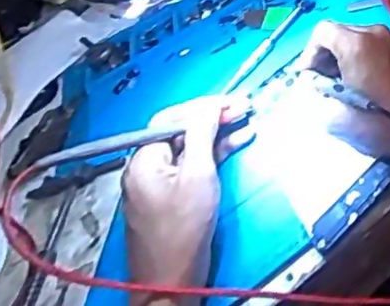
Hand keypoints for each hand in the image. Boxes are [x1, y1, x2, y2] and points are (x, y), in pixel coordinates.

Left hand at [122, 96, 251, 305]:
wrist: (170, 288)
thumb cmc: (183, 232)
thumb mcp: (198, 175)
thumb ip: (202, 134)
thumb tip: (208, 106)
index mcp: (144, 160)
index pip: (172, 117)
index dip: (202, 106)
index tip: (229, 102)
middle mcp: (147, 168)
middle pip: (181, 130)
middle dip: (212, 117)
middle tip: (241, 107)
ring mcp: (159, 183)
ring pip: (190, 146)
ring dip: (217, 133)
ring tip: (245, 120)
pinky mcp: (172, 198)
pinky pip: (192, 165)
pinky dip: (213, 154)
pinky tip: (236, 143)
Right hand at [293, 21, 389, 169]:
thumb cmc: (384, 123)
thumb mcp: (341, 116)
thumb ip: (321, 94)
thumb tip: (315, 85)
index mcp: (357, 44)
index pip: (322, 31)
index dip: (309, 52)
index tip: (308, 75)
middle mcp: (373, 32)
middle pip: (338, 31)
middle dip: (325, 54)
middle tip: (320, 81)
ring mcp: (389, 37)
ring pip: (354, 36)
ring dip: (341, 55)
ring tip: (339, 83)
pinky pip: (370, 43)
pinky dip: (358, 55)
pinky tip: (360, 80)